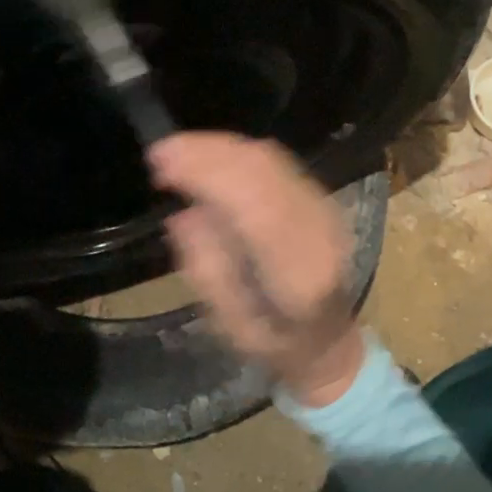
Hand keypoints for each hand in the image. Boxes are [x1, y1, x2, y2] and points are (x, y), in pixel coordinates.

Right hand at [148, 132, 365, 407]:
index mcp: (298, 274)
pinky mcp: (322, 200)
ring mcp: (326, 212)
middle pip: (264, 171)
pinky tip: (210, 158)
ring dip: (222, 148)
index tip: (161, 164)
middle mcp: (319, 233)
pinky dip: (239, 153)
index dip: (209, 173)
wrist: (330, 340)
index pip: (255, 206)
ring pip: (272, 160)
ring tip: (179, 152)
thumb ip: (208, 270)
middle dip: (209, 152)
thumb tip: (183, 216)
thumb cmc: (274, 342)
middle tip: (161, 153)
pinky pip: (278, 163)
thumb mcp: (230, 323)